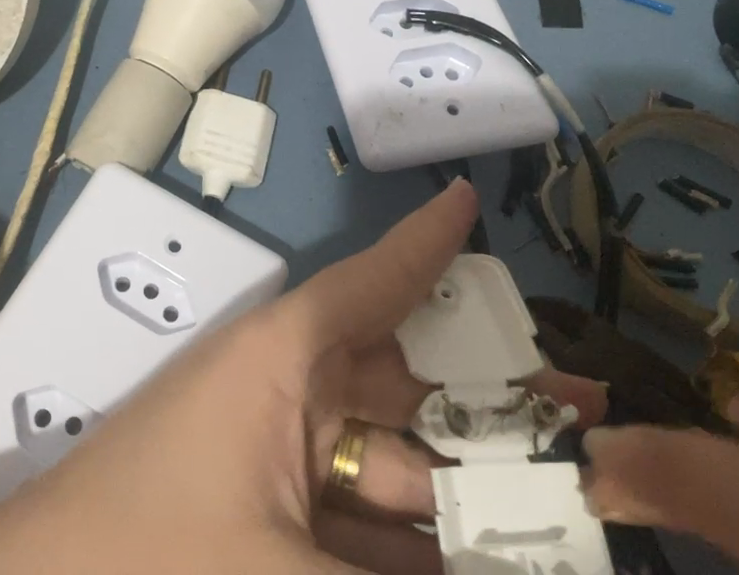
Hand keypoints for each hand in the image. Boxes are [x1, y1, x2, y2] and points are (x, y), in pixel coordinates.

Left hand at [0, 179, 605, 573]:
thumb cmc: (151, 554)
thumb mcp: (284, 571)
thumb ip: (404, 573)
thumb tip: (483, 563)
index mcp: (283, 361)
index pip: (371, 282)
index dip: (425, 246)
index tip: (468, 201)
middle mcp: (283, 393)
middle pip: (405, 383)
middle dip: (492, 402)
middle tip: (587, 411)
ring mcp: (272, 458)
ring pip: (390, 462)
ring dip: (464, 489)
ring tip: (563, 497)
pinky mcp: (262, 516)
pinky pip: (357, 517)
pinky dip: (411, 540)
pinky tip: (478, 554)